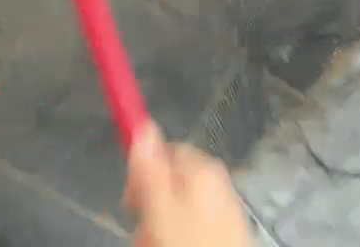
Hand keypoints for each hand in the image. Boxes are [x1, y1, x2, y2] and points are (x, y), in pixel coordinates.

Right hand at [125, 122, 254, 246]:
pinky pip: (194, 230)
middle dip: (151, 207)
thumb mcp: (161, 211)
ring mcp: (226, 212)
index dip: (142, 172)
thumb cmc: (189, 246)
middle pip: (170, 182)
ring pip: (179, 211)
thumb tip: (143, 125)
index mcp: (204, 169)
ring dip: (161, 229)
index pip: (163, 150)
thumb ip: (150, 167)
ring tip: (159, 245)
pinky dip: (180, 239)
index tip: (130, 200)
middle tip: (145, 233)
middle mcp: (218, 184)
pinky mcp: (229, 237)